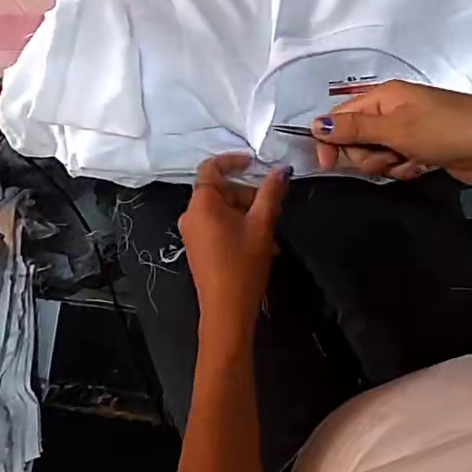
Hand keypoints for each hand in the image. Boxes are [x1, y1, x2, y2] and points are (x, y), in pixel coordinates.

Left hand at [179, 154, 288, 330]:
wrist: (226, 310)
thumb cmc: (242, 265)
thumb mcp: (262, 225)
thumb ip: (271, 193)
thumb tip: (280, 170)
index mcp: (201, 204)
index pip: (210, 167)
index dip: (233, 160)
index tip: (255, 163)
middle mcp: (191, 215)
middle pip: (220, 191)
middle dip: (249, 195)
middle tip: (274, 208)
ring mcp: (193, 233)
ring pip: (222, 211)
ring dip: (248, 214)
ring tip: (272, 232)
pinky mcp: (198, 248)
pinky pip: (218, 226)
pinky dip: (239, 227)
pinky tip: (262, 245)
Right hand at [311, 80, 471, 186]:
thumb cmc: (447, 131)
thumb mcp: (396, 129)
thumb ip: (354, 129)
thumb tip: (315, 124)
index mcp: (382, 97)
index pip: (339, 118)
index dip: (329, 141)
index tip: (327, 164)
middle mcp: (390, 111)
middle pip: (354, 140)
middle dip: (366, 156)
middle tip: (389, 156)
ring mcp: (405, 131)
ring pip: (373, 156)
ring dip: (387, 165)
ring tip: (410, 161)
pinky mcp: (418, 149)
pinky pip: (394, 164)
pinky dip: (403, 169)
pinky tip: (422, 166)